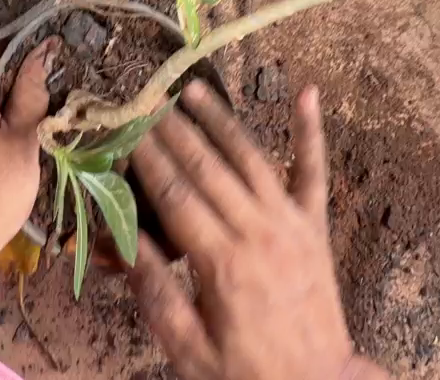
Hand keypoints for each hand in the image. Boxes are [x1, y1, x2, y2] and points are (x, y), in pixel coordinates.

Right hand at [128, 82, 388, 379]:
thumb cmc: (248, 375)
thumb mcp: (191, 352)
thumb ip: (157, 295)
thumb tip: (123, 241)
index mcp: (223, 263)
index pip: (177, 196)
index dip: (149, 161)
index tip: (128, 132)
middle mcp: (257, 232)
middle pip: (207, 168)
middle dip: (174, 132)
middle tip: (149, 101)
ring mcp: (291, 222)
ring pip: (250, 157)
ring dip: (220, 119)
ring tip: (193, 89)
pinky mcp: (316, 225)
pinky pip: (313, 171)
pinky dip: (311, 131)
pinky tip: (306, 93)